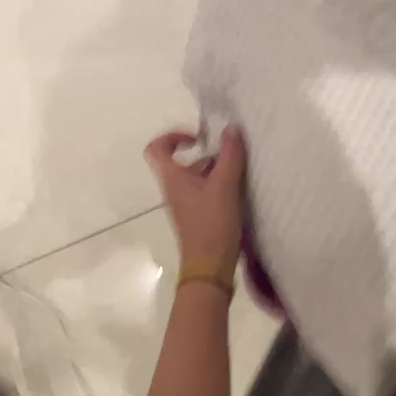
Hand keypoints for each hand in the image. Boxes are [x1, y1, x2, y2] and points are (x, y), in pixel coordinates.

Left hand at [144, 127, 246, 266]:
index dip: (174, 136)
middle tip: (228, 153)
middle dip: (206, 152)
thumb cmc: (212, 223)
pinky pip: (204, 190)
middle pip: (181, 161)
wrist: (210, 267)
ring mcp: (185, 203)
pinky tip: (238, 189)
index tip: (199, 138)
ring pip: (195, 175)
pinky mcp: (196, 215)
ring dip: (215, 168)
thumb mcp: (225, 185)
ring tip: (239, 170)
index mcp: (173, 178)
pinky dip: (219, 184)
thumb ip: (230, 154)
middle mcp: (174, 189)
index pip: (157, 148)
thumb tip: (231, 127)